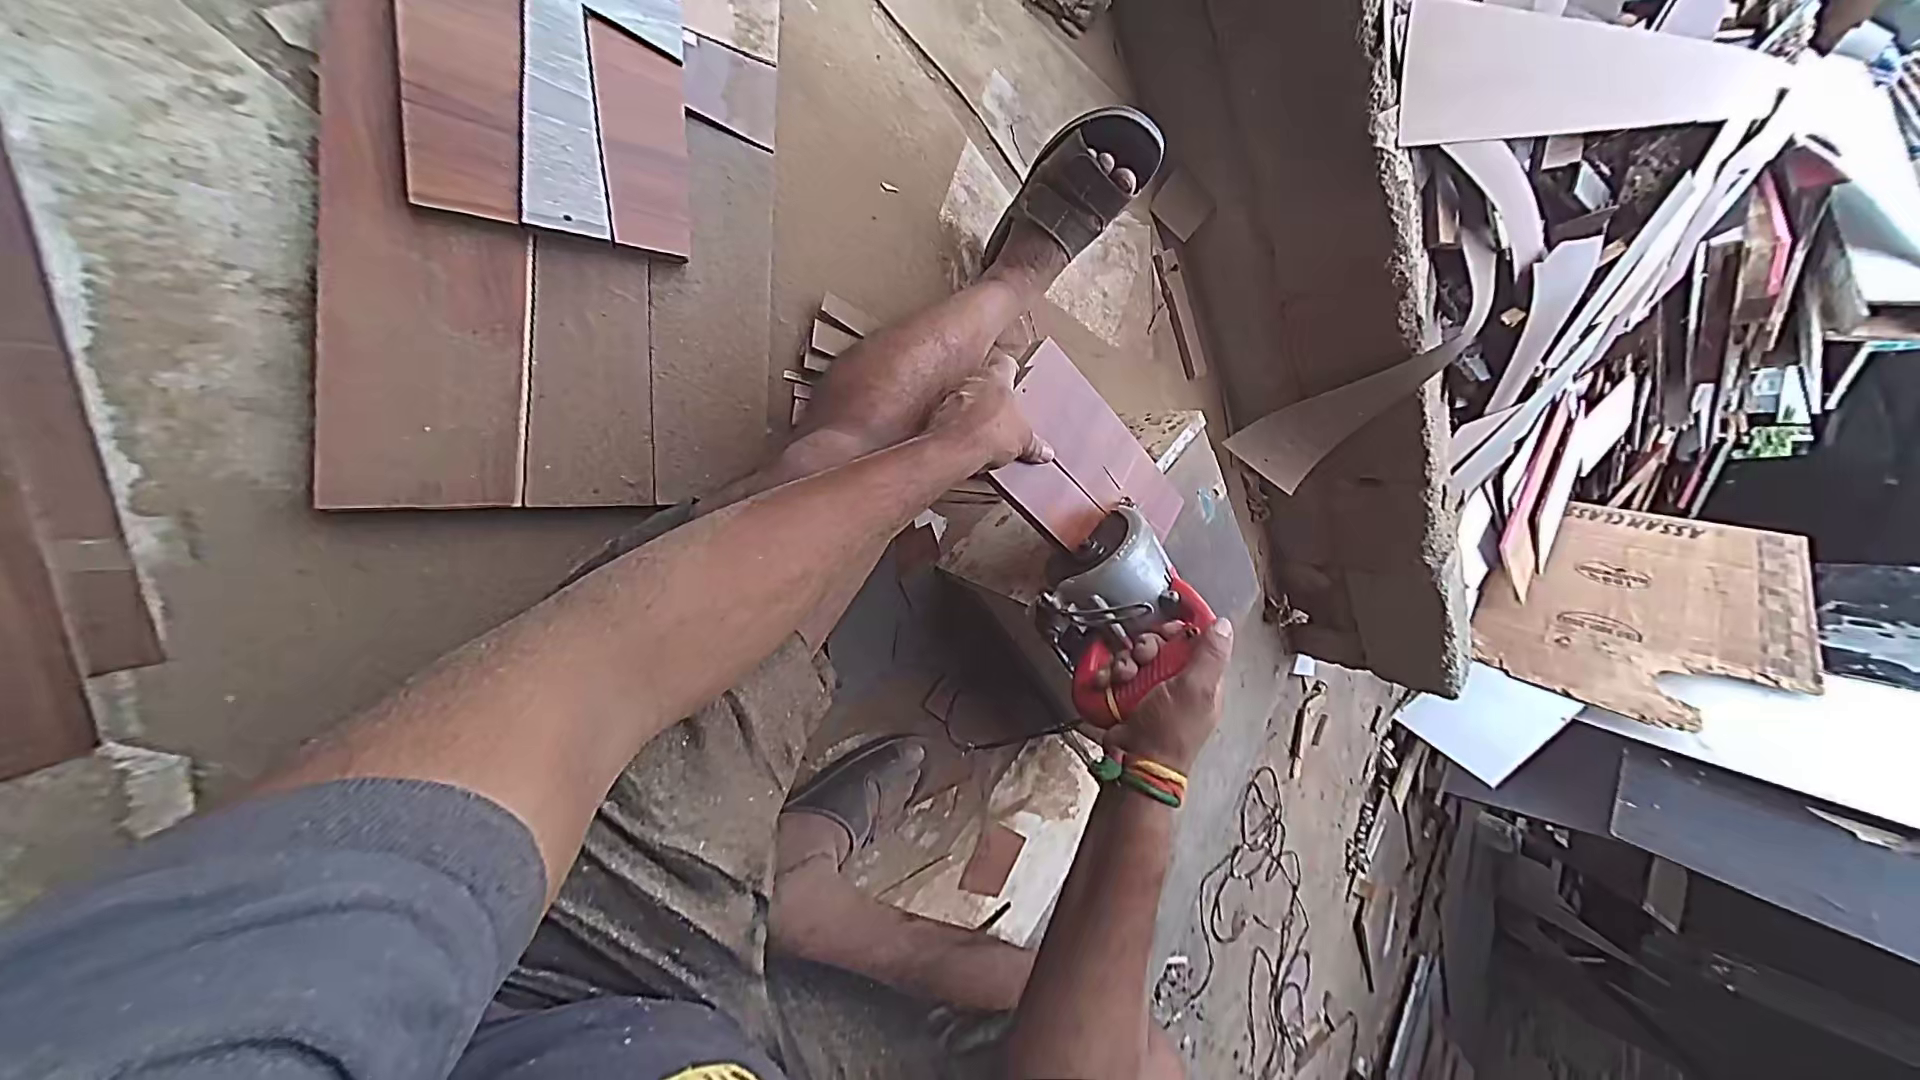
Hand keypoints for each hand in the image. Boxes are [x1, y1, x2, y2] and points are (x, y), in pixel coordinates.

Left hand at [925, 351, 1053, 469]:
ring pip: (965, 399)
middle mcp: (972, 381)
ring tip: (984, 432)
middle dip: (992, 397)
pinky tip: (967, 442)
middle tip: (1003, 414)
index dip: (1012, 370)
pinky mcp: (937, 416)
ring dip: (972, 412)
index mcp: (997, 378)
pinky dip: (958, 427)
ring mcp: (951, 397)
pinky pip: (951, 418)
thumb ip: (1034, 444)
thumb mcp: (1024, 441)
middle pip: (984, 382)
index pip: (1006, 364)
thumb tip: (1044, 451)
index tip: (1016, 377)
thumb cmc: (989, 433)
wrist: (956, 449)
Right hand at [1098, 618, 1232, 774]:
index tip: (1165, 634)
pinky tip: (1109, 683)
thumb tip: (1224, 626)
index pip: (1191, 639)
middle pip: (1157, 644)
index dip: (1176, 631)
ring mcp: (1149, 689)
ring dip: (1124, 662)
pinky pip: (1115, 672)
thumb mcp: (1195, 690)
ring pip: (1133, 656)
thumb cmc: (1169, 732)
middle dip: (1145, 648)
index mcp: (1200, 679)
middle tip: (1142, 659)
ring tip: (1123, 678)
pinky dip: (1109, 675)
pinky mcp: (1125, 696)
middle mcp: (1175, 681)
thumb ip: (1210, 655)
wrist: (1134, 762)